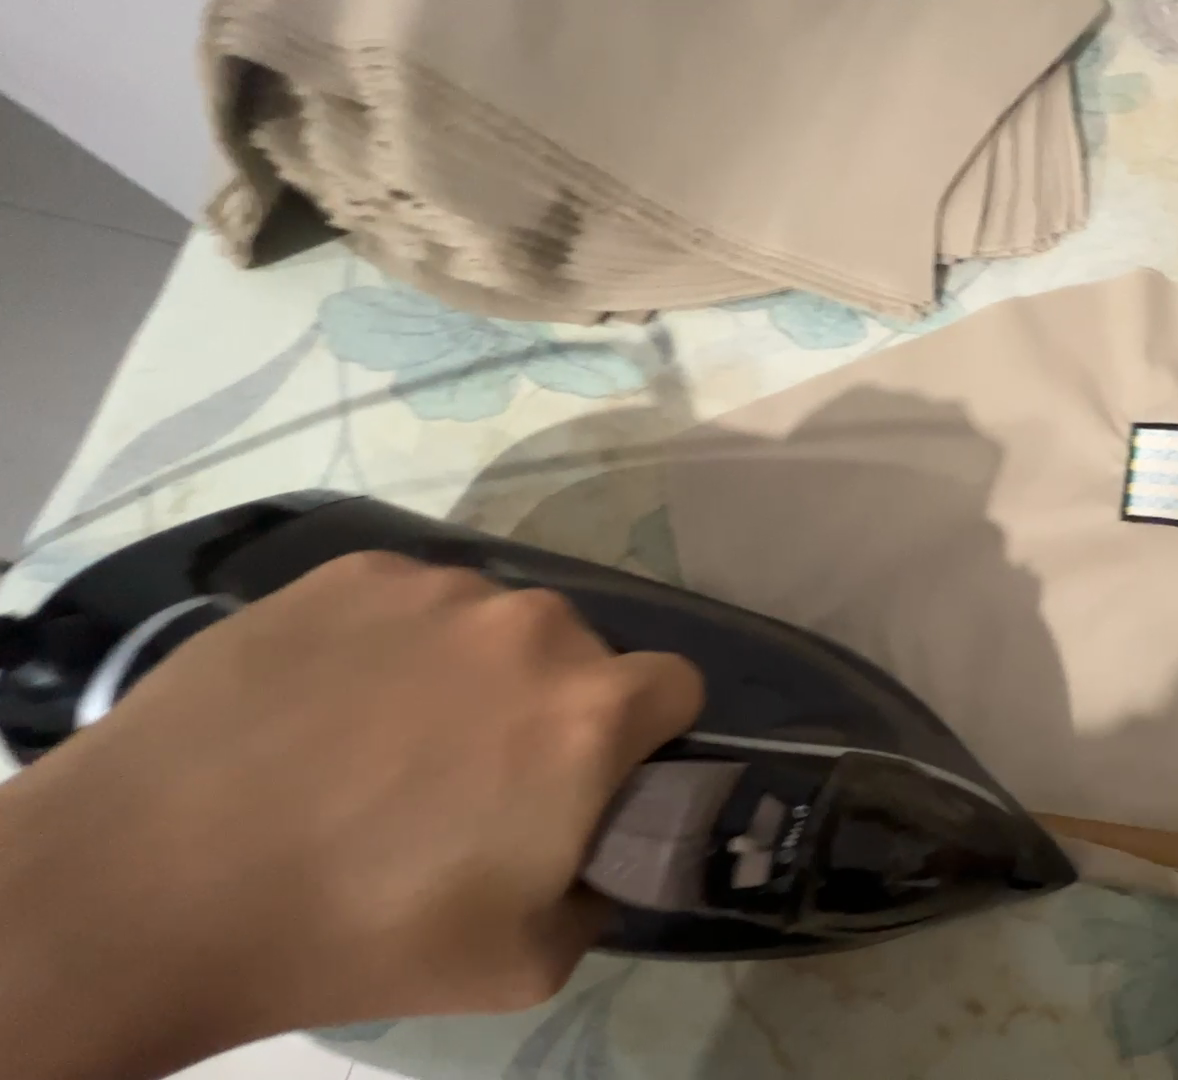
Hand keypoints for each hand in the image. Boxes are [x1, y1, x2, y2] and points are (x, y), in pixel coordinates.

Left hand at [0, 552, 702, 1079]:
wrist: (132, 895)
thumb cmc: (356, 934)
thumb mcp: (526, 960)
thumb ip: (604, 891)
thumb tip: (604, 846)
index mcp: (594, 712)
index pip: (679, 685)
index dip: (651, 731)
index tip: (599, 769)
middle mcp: (539, 627)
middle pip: (588, 654)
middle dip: (560, 702)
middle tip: (483, 767)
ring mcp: (445, 590)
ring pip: (506, 620)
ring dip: (484, 667)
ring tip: (399, 730)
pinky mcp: (361, 572)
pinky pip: (422, 598)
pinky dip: (406, 638)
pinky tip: (341, 695)